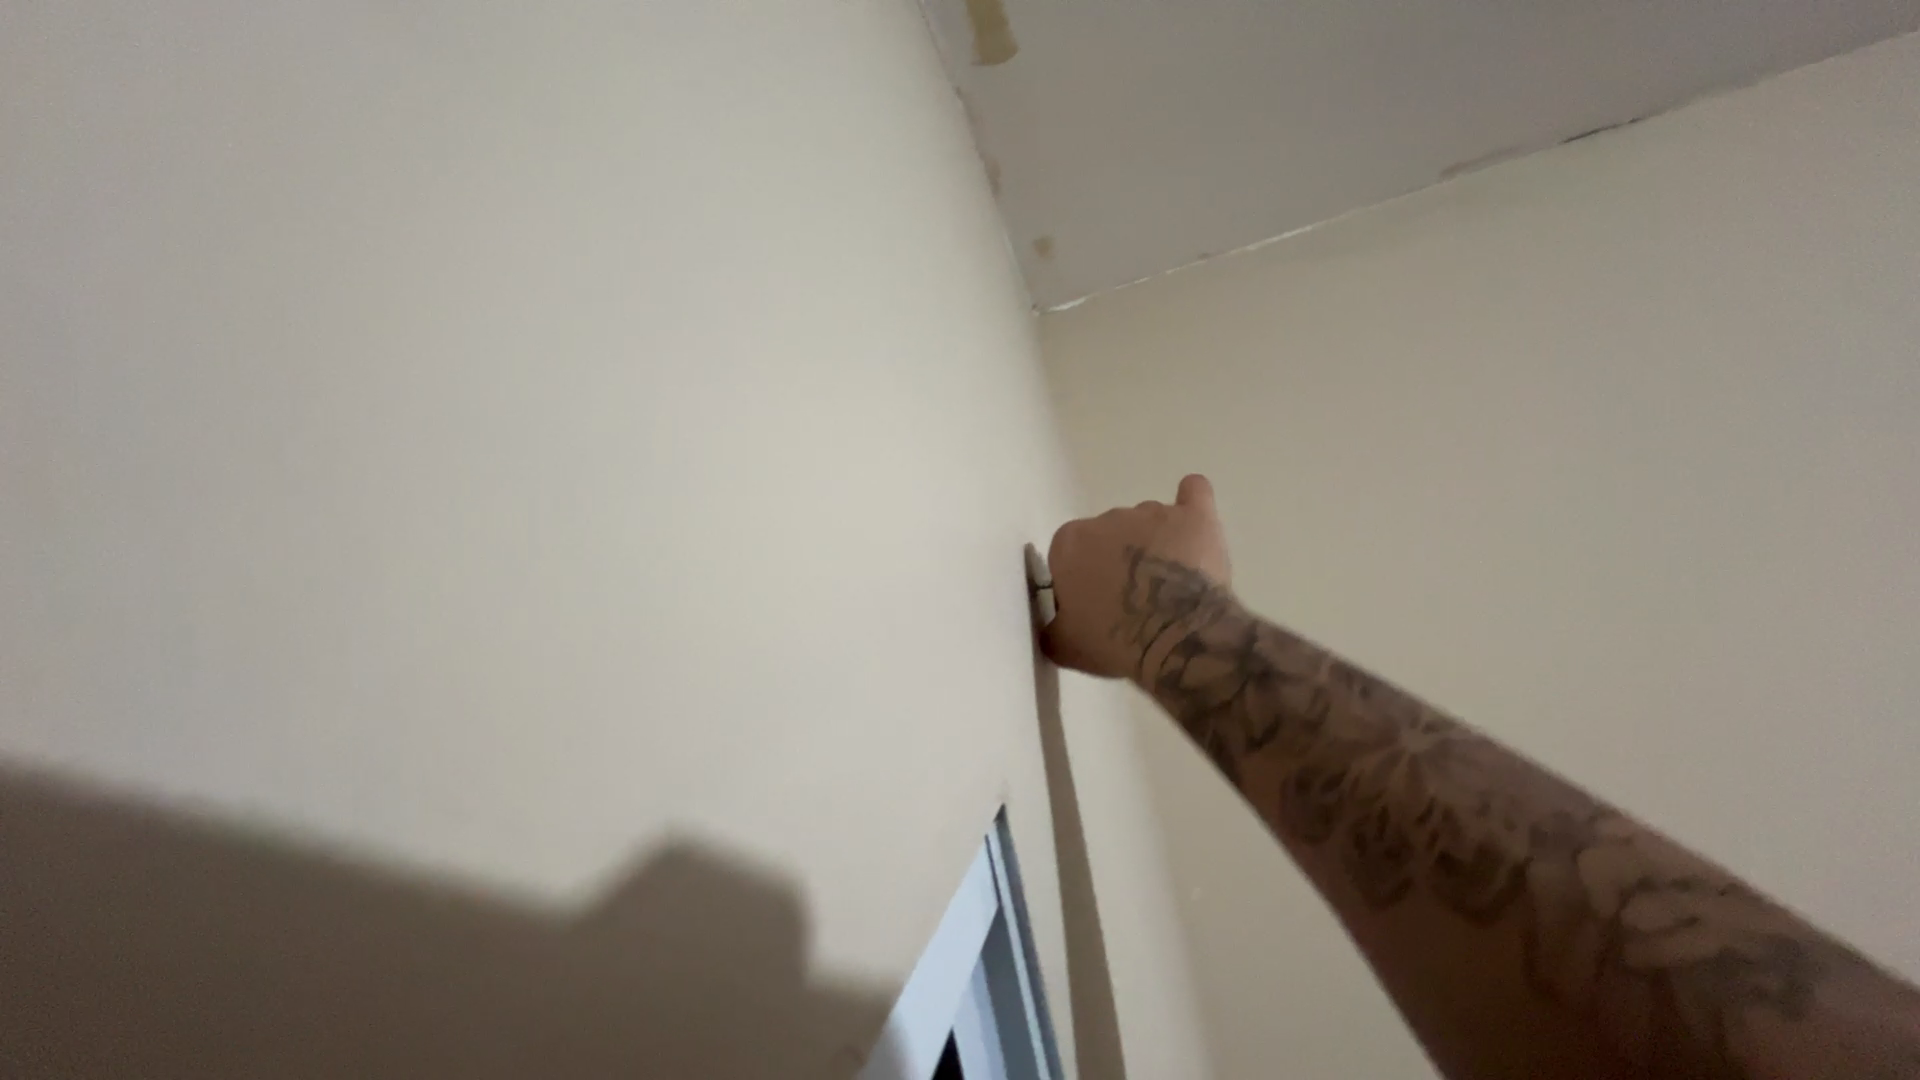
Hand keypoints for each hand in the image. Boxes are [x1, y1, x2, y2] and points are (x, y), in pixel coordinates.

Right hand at [1043, 474, 1233, 680]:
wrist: (1177, 639)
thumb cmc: (1114, 641)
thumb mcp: (1064, 646)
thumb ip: (1052, 625)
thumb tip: (1056, 622)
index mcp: (1070, 542)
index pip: (1070, 556)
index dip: (1083, 582)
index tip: (1095, 607)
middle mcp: (1108, 517)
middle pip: (1109, 536)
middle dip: (1118, 561)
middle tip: (1132, 600)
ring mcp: (1153, 513)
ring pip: (1148, 523)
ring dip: (1153, 545)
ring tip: (1170, 584)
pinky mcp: (1195, 516)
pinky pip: (1194, 493)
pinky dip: (1191, 505)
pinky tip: (1192, 523)